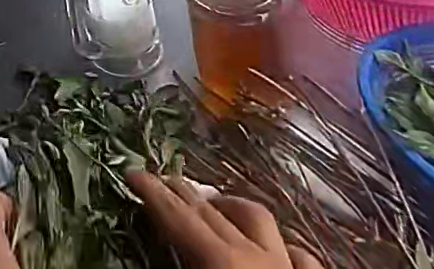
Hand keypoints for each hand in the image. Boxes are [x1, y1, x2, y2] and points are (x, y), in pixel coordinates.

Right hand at [129, 171, 322, 268]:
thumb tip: (148, 262)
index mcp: (222, 265)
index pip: (180, 219)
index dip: (154, 194)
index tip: (131, 173)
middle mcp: (257, 258)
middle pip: (212, 212)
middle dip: (183, 193)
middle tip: (159, 181)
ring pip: (258, 219)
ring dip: (230, 207)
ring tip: (211, 204)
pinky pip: (301, 257)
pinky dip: (283, 245)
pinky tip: (278, 248)